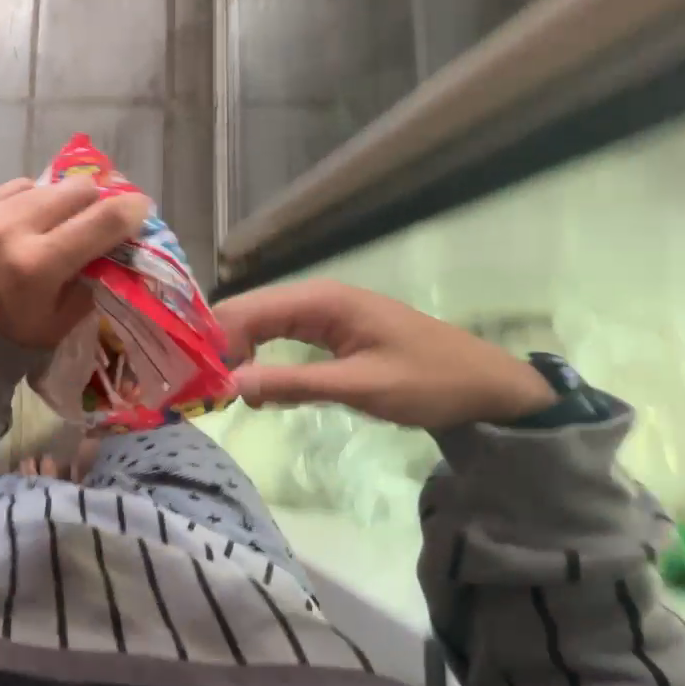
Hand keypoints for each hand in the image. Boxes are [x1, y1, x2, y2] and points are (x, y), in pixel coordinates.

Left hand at [0, 177, 148, 347]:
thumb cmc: (20, 334)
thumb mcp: (68, 317)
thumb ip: (96, 274)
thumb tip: (121, 236)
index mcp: (37, 267)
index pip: (99, 222)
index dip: (129, 210)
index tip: (141, 207)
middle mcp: (10, 234)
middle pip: (74, 191)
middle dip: (96, 202)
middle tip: (101, 215)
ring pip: (46, 186)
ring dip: (64, 200)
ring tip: (66, 218)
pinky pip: (16, 188)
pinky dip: (33, 198)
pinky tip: (35, 216)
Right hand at [213, 279, 554, 428]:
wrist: (492, 389)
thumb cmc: (430, 382)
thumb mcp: (361, 387)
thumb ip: (292, 384)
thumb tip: (228, 385)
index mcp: (320, 300)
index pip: (246, 309)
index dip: (213, 337)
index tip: (192, 374)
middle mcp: (313, 297)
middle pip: (245, 313)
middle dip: (216, 343)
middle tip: (195, 384)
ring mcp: (319, 312)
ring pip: (257, 324)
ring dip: (233, 351)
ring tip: (214, 386)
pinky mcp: (326, 330)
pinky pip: (276, 336)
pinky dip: (255, 355)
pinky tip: (245, 380)